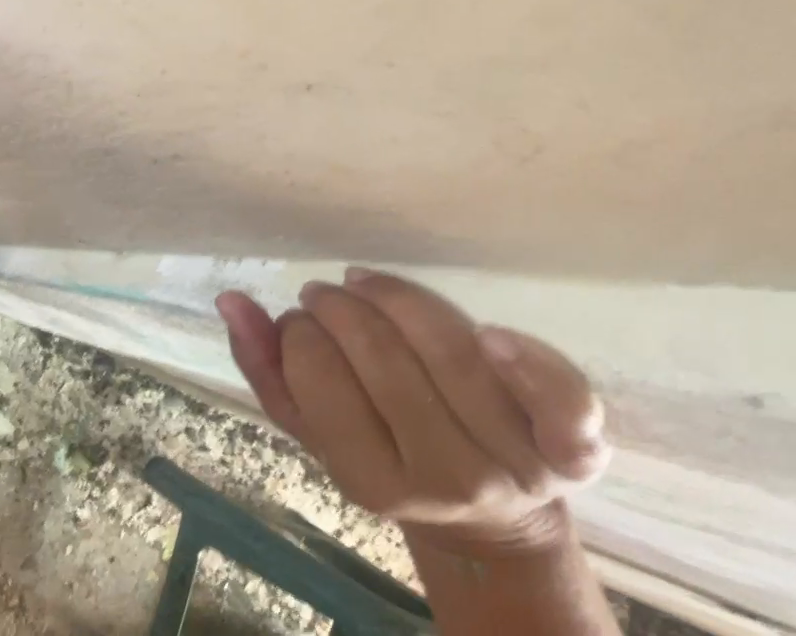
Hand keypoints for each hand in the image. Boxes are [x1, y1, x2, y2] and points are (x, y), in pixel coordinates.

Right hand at [217, 268, 609, 555]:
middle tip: (322, 297)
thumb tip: (231, 299)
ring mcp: (514, 464)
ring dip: (396, 298)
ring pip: (451, 352)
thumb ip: (264, 365)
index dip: (297, 332)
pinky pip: (563, 400)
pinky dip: (529, 360)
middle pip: (381, 358)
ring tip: (362, 284)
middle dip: (337, 308)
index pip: (318, 375)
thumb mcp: (310, 428)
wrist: (487, 521)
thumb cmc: (380, 459)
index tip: (296, 324)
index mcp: (370, 482)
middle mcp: (444, 479)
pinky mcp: (574, 452)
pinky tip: (489, 332)